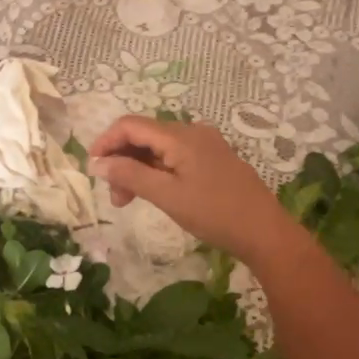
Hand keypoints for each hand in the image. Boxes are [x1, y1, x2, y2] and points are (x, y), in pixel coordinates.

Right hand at [87, 115, 298, 262]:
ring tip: (128, 200)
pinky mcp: (213, 160)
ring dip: (137, 169)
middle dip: (121, 160)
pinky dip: (156, 171)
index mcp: (180, 136)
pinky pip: (174, 156)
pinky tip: (153, 193)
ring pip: (157, 148)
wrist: (266, 233)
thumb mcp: (167, 196)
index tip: (92, 168)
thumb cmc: (215, 214)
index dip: (106, 142)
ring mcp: (205, 145)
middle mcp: (192, 132)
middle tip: (113, 195)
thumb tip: (98, 163)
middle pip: (143, 135)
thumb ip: (130, 175)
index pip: (130, 125)